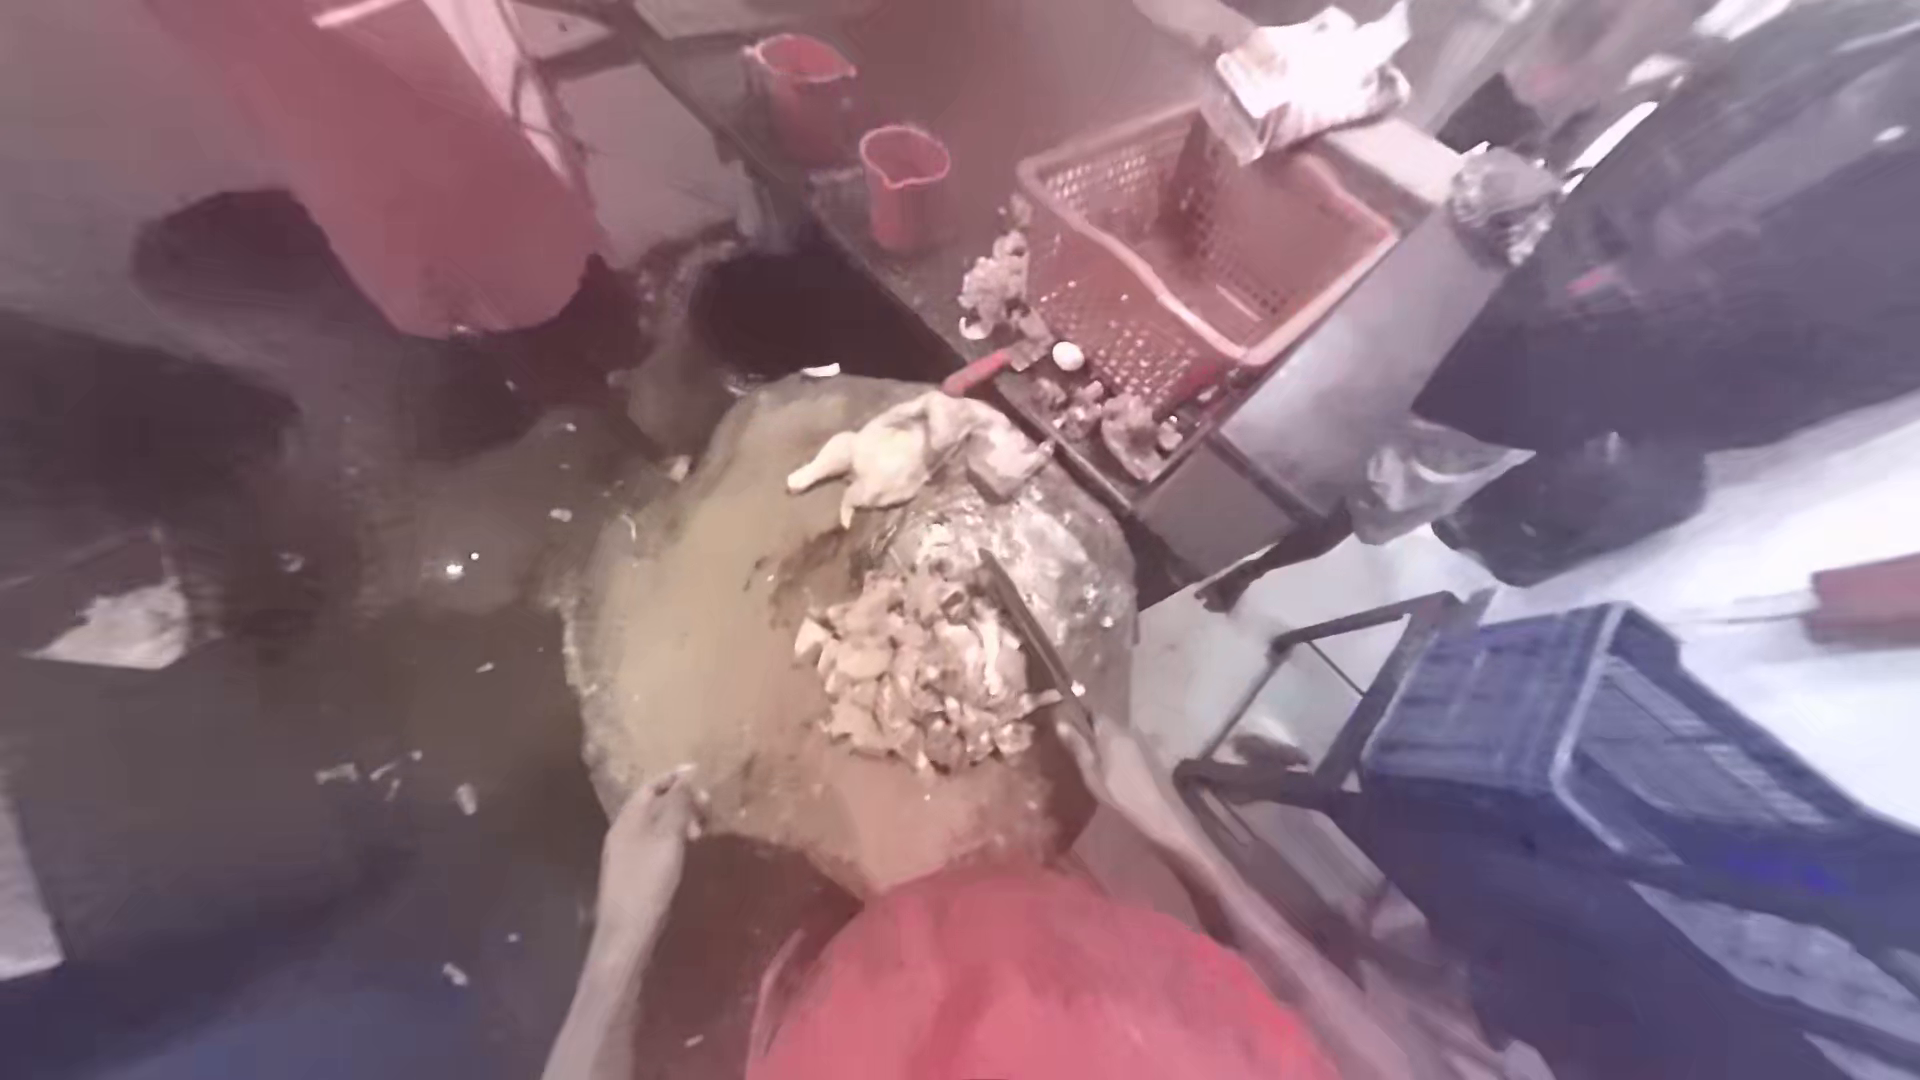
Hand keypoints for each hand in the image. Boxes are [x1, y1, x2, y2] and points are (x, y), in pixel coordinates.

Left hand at [595, 766, 698, 943]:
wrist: (627, 933)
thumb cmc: (649, 878)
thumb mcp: (668, 835)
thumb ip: (678, 803)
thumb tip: (688, 775)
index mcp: (628, 820)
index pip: (651, 786)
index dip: (674, 777)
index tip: (700, 774)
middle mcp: (624, 832)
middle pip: (655, 804)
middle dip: (683, 800)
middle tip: (707, 806)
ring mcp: (628, 853)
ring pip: (658, 824)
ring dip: (681, 820)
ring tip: (701, 830)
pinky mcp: (636, 871)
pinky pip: (658, 842)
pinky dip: (675, 837)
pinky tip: (688, 848)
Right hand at [1054, 715, 1195, 857]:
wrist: (1161, 811)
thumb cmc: (1120, 793)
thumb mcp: (1091, 773)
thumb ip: (1077, 746)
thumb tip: (1060, 722)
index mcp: (1110, 730)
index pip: (1093, 710)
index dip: (1082, 715)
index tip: (1072, 727)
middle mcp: (1128, 727)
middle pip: (1107, 721)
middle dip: (1096, 730)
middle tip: (1085, 750)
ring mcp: (1143, 738)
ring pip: (1120, 732)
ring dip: (1111, 741)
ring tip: (1104, 762)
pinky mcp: (1153, 750)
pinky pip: (1132, 742)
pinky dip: (1124, 750)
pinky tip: (1122, 768)